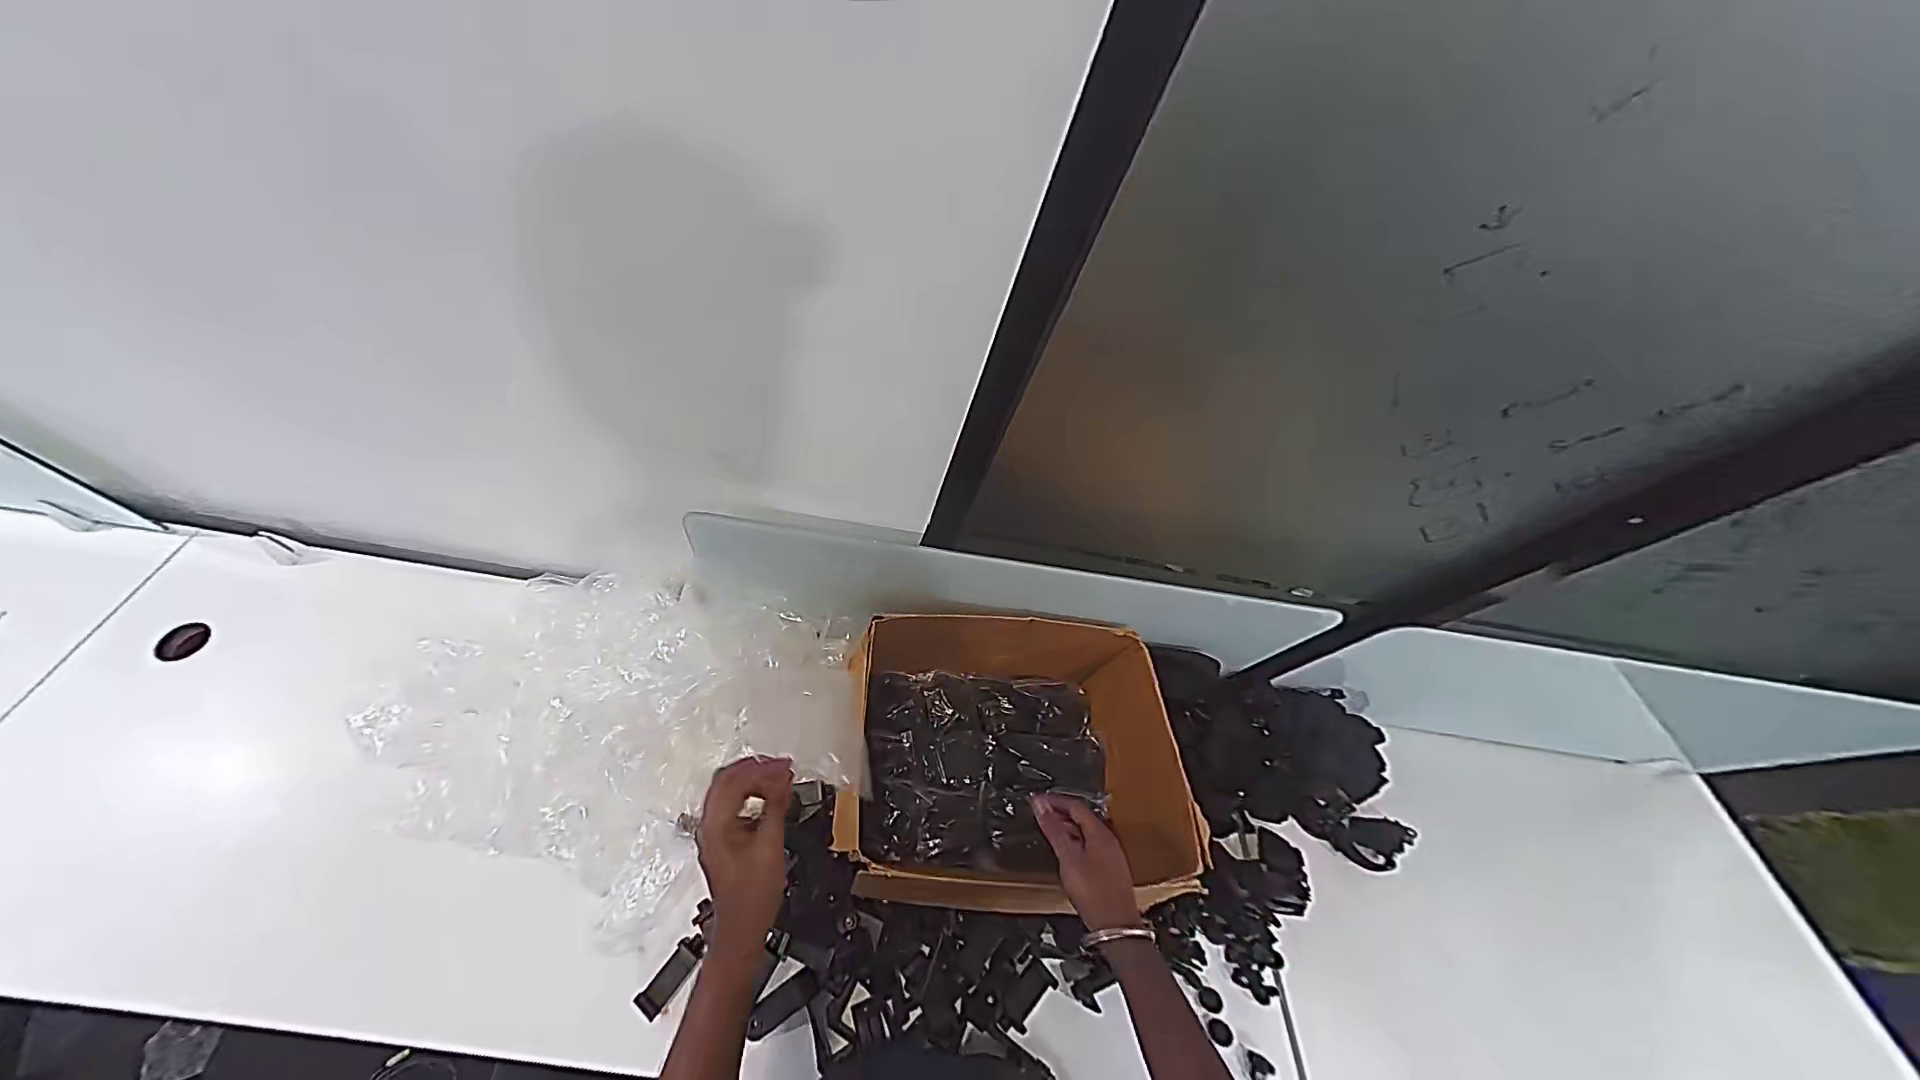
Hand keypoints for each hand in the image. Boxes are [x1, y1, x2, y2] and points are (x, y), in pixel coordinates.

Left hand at [697, 756, 793, 950]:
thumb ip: (775, 807)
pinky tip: (768, 794)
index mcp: (717, 825)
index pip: (734, 782)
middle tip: (780, 765)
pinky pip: (731, 803)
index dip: (761, 769)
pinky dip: (750, 792)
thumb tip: (782, 781)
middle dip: (755, 767)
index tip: (783, 767)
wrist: (743, 927)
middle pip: (726, 780)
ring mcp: (713, 833)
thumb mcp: (771, 845)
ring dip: (752, 778)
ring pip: (727, 790)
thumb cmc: (752, 896)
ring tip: (777, 775)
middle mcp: (709, 826)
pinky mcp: (722, 839)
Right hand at [1032, 793, 1141, 931]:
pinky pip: (1090, 844)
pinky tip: (1065, 851)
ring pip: (1086, 831)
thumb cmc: (1094, 893)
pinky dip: (1074, 841)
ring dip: (1067, 827)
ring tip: (1049, 829)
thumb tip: (1041, 805)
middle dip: (1060, 812)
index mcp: (1100, 833)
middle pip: (1082, 816)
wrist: (1115, 927)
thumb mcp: (1068, 858)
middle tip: (1040, 812)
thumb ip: (1054, 830)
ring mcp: (1111, 855)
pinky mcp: (1109, 869)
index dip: (1055, 801)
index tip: (1037, 801)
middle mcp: (1108, 840)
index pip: (1076, 806)